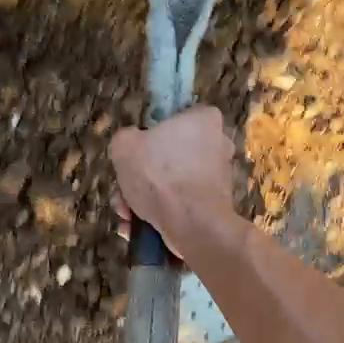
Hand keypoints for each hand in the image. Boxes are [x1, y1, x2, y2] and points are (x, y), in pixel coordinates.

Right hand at [109, 106, 236, 257]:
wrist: (191, 223)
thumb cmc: (160, 174)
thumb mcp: (124, 145)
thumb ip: (125, 138)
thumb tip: (131, 145)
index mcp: (205, 120)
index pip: (179, 115)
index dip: (154, 131)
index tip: (138, 149)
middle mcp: (218, 146)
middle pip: (171, 155)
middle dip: (143, 176)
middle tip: (124, 188)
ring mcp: (219, 179)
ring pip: (172, 184)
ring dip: (145, 199)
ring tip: (125, 213)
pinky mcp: (215, 207)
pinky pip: (181, 204)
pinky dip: (159, 215)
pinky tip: (135, 227)